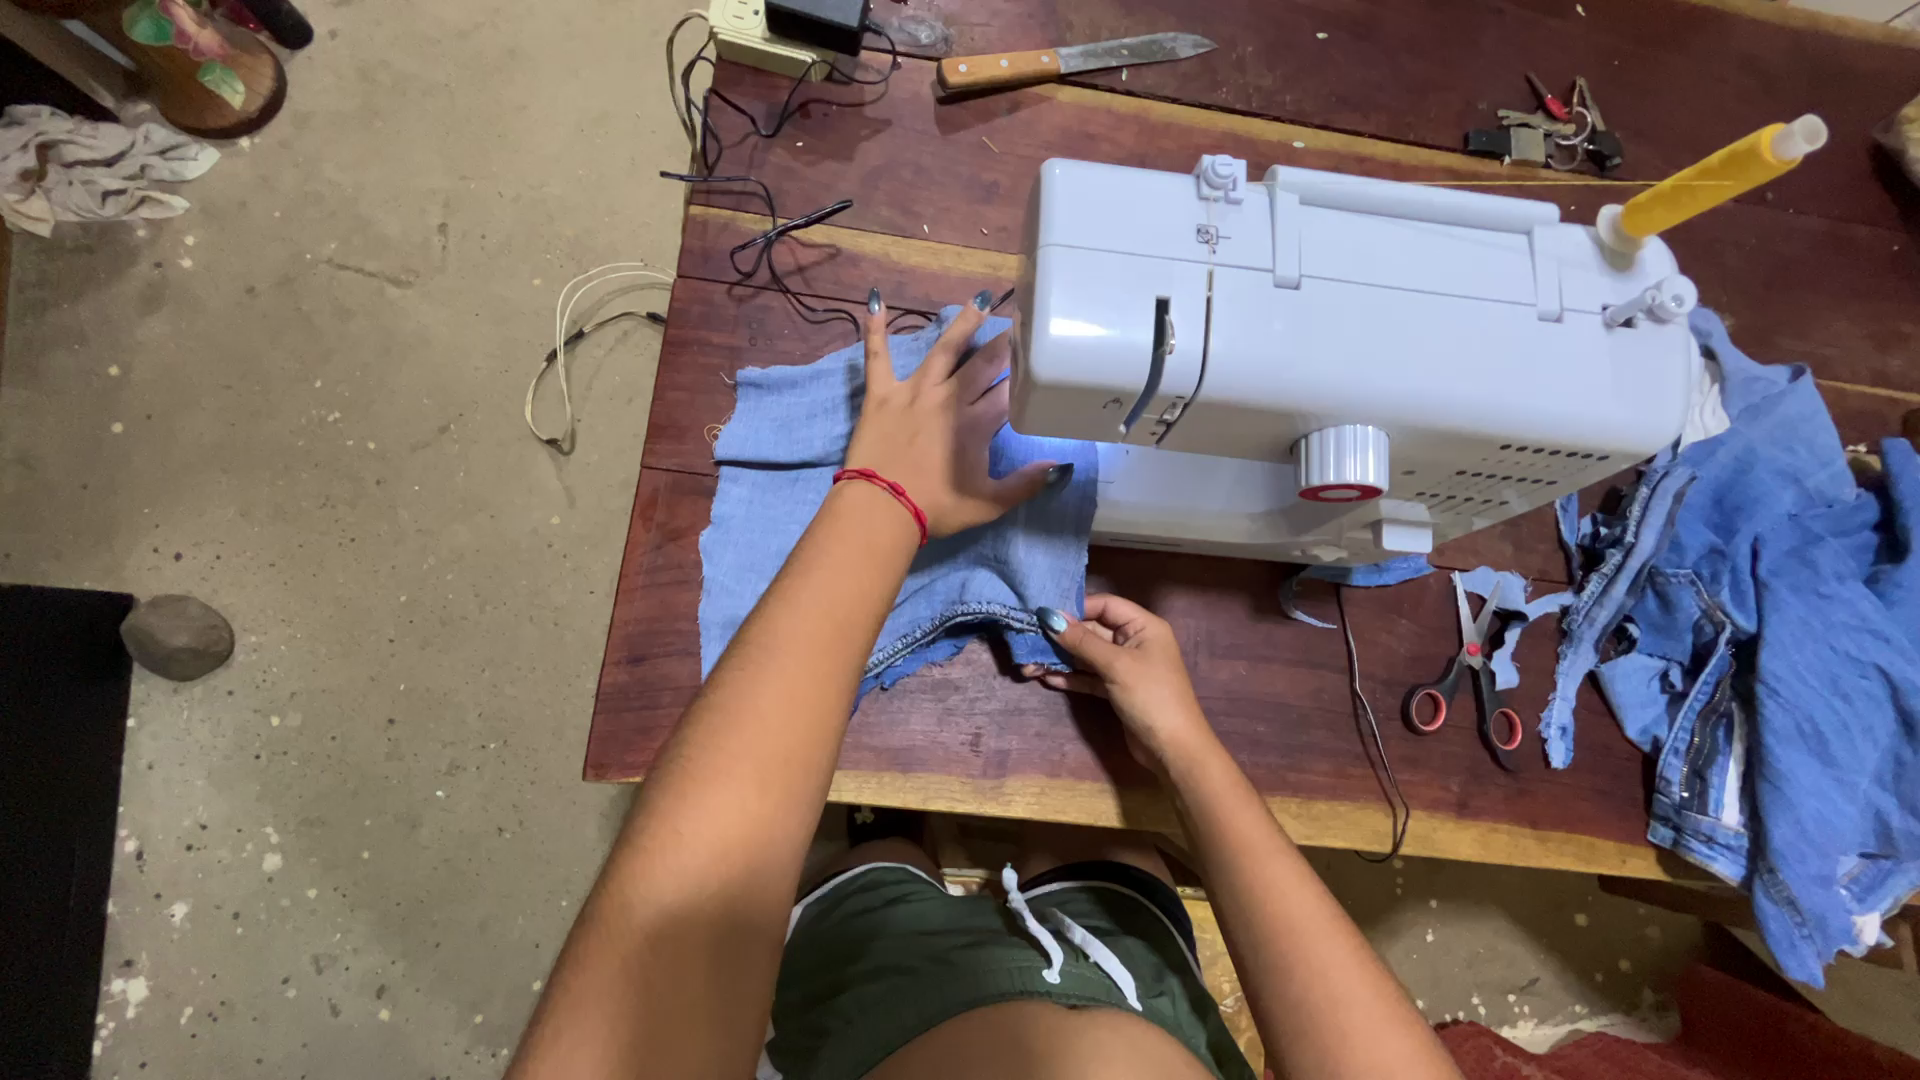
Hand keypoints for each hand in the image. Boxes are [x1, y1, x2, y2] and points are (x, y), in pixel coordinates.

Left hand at [843, 289, 1061, 538]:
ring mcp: (915, 391)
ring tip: (980, 301)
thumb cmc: (936, 508)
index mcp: (978, 424)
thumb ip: (1025, 484)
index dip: (1024, 375)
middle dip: (1004, 343)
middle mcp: (950, 398)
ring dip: (964, 324)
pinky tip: (875, 301)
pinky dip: (875, 329)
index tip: (1039, 356)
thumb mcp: (989, 504)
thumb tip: (1059, 466)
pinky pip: (877, 355)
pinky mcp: (882, 393)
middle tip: (1020, 322)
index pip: (1008, 393)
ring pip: (944, 349)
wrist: (883, 509)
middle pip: (983, 363)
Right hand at [1027, 594, 1216, 766]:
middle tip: (1029, 641)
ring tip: (1029, 664)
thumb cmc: (1150, 696)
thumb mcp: (1115, 665)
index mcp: (1143, 626)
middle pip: (1092, 630)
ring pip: (1087, 655)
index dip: (1076, 607)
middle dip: (1062, 637)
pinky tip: (1047, 678)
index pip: (1105, 605)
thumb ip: (1082, 640)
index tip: (1045, 615)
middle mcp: (1134, 641)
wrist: (1172, 749)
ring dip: (1061, 658)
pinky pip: (1089, 676)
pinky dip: (1071, 676)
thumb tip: (1050, 616)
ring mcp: (1124, 666)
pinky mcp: (1116, 688)